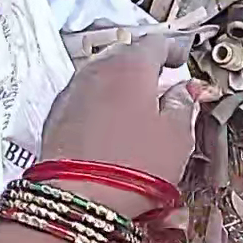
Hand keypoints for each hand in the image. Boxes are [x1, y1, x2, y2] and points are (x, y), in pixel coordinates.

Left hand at [40, 35, 196, 216]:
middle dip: (145, 63)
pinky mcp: (57, 115)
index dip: (173, 49)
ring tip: (138, 103)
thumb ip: (183, 105)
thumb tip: (186, 90)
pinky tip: (113, 122)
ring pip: (102, 73)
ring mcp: (73, 91)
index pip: (156, 42)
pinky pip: (86, 95)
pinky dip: (102, 100)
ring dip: (122, 82)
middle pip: (125, 54)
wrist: (79, 200)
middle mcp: (98, 70)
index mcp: (132, 68)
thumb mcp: (177, 137)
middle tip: (163, 79)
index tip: (182, 58)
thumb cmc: (134, 168)